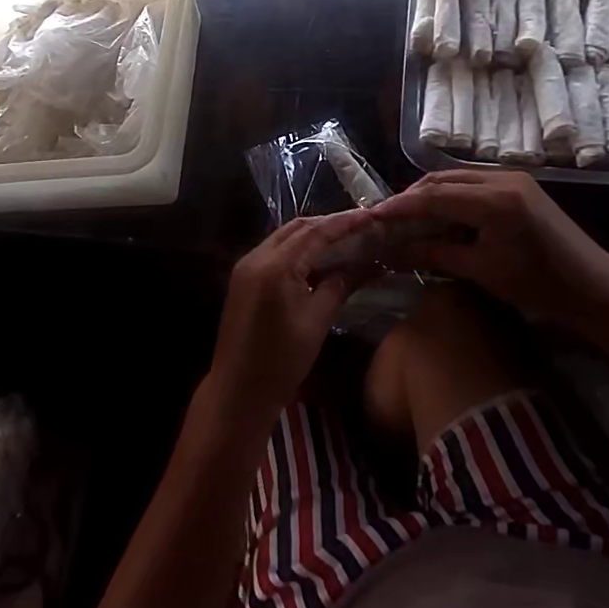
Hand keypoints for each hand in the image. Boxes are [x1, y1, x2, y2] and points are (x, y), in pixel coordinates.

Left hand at [207, 210, 375, 427]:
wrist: (238, 392)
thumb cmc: (282, 361)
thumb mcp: (318, 319)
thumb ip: (340, 284)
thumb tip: (369, 264)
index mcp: (274, 266)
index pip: (314, 232)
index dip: (344, 222)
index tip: (371, 215)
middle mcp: (256, 258)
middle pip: (297, 228)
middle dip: (328, 224)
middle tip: (360, 225)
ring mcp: (246, 267)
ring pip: (284, 238)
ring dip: (313, 235)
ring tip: (345, 237)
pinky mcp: (243, 279)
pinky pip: (274, 252)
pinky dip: (298, 250)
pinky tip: (319, 257)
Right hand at [370, 170, 608, 328]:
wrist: (591, 285)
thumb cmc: (537, 285)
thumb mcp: (480, 270)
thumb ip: (433, 254)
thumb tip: (390, 252)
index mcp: (494, 200)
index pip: (434, 196)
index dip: (400, 207)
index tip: (373, 217)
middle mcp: (502, 178)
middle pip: (443, 179)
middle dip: (412, 197)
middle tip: (387, 219)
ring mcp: (513, 178)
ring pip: (457, 178)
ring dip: (431, 195)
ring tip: (408, 219)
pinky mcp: (519, 186)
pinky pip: (474, 183)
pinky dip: (451, 196)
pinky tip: (440, 216)